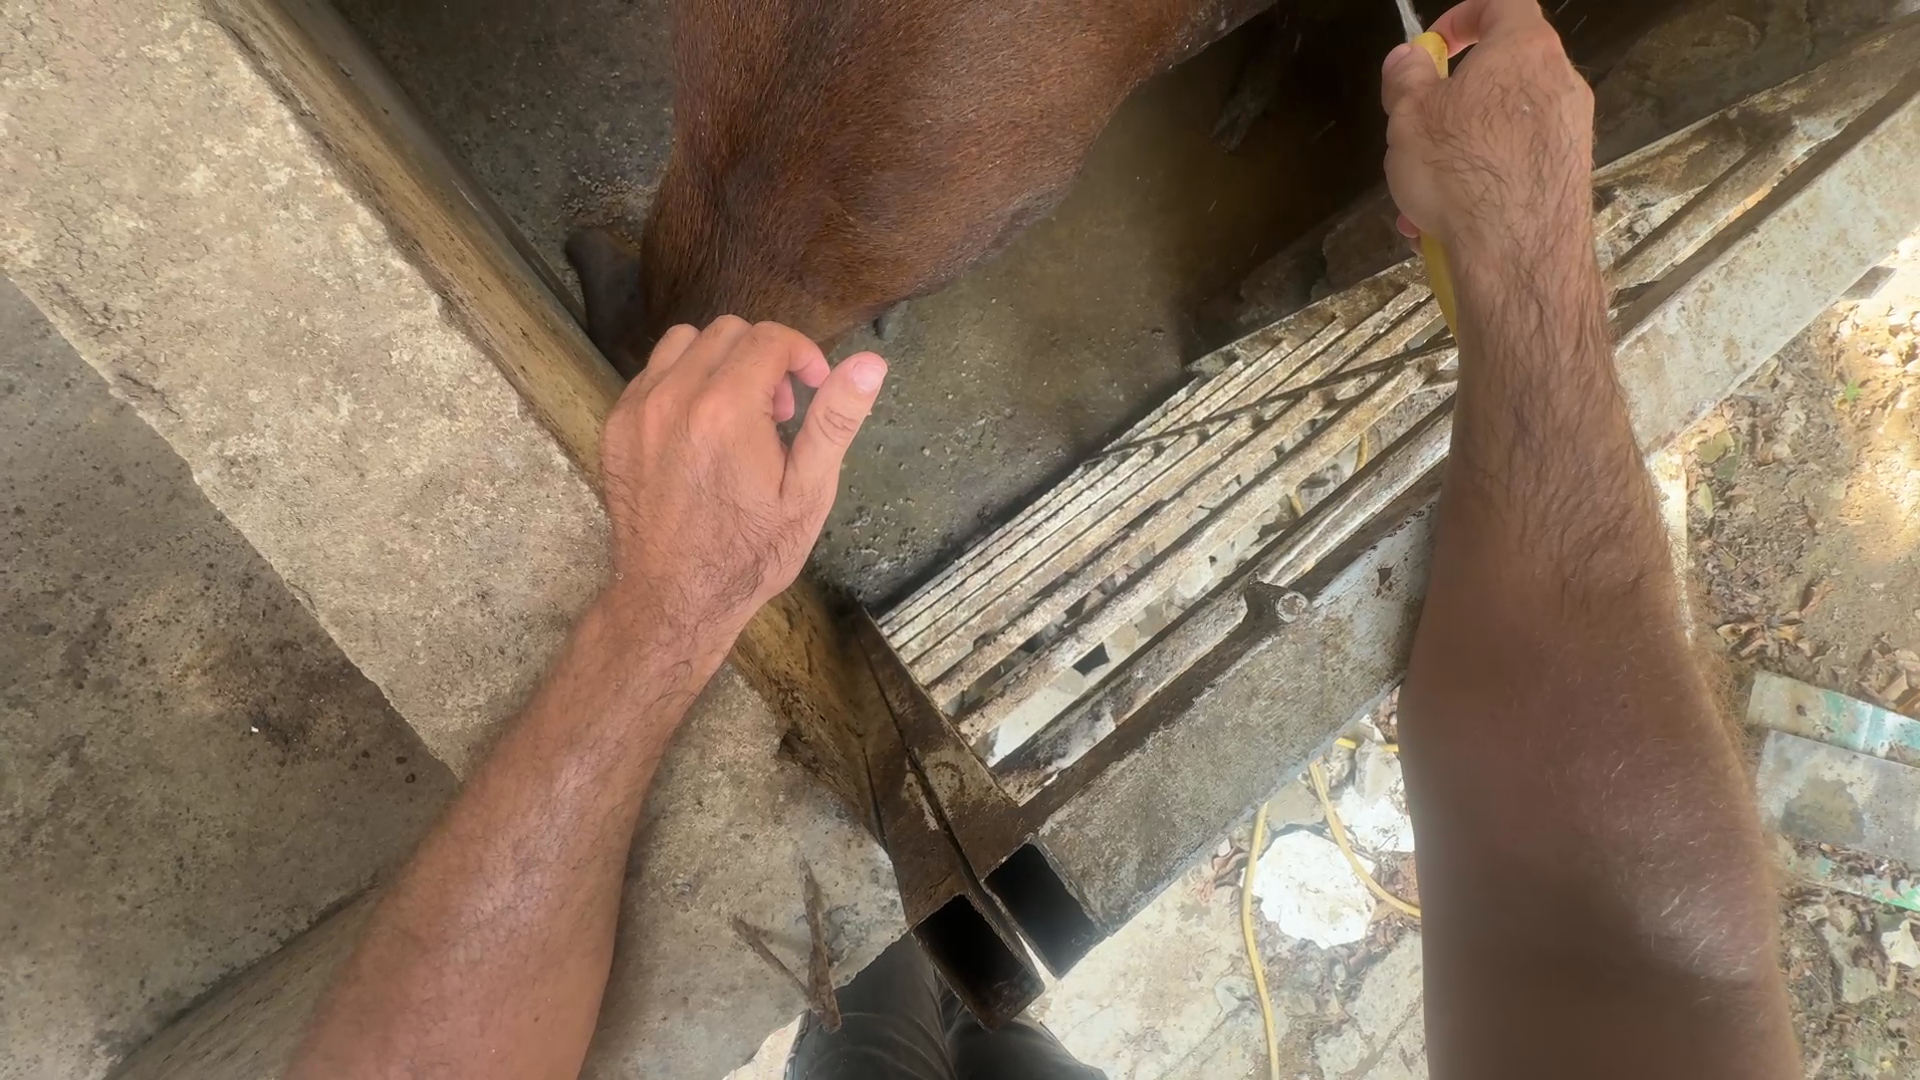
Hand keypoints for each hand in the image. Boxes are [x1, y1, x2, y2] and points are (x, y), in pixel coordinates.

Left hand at [598, 316, 886, 650]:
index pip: (770, 339)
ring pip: (685, 343)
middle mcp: (675, 396)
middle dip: (765, 359)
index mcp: (728, 409)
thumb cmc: (752, 552)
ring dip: (722, 362)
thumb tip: (870, 363)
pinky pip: (653, 374)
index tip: (813, 387)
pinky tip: (702, 430)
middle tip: (781, 412)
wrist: (676, 599)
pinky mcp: (614, 427)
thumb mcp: (809, 493)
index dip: (803, 355)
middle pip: (728, 331)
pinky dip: (685, 382)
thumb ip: (835, 420)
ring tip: (739, 415)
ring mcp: (636, 410)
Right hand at [1381, 0, 1593, 256]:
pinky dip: (1478, 186)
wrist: (1514, 243)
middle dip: (1448, 110)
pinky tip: (1446, 224)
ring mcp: (1568, 127)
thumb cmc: (1457, 167)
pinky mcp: (1566, 172)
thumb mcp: (1409, 119)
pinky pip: (1511, 167)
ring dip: (1455, 160)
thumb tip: (1406, 56)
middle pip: (1496, 78)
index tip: (1429, 51)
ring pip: (1498, 132)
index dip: (1460, 19)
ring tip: (1419, 204)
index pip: (1500, 4)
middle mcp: (1557, 78)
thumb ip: (1405, 80)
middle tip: (1413, 144)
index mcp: (1520, 49)